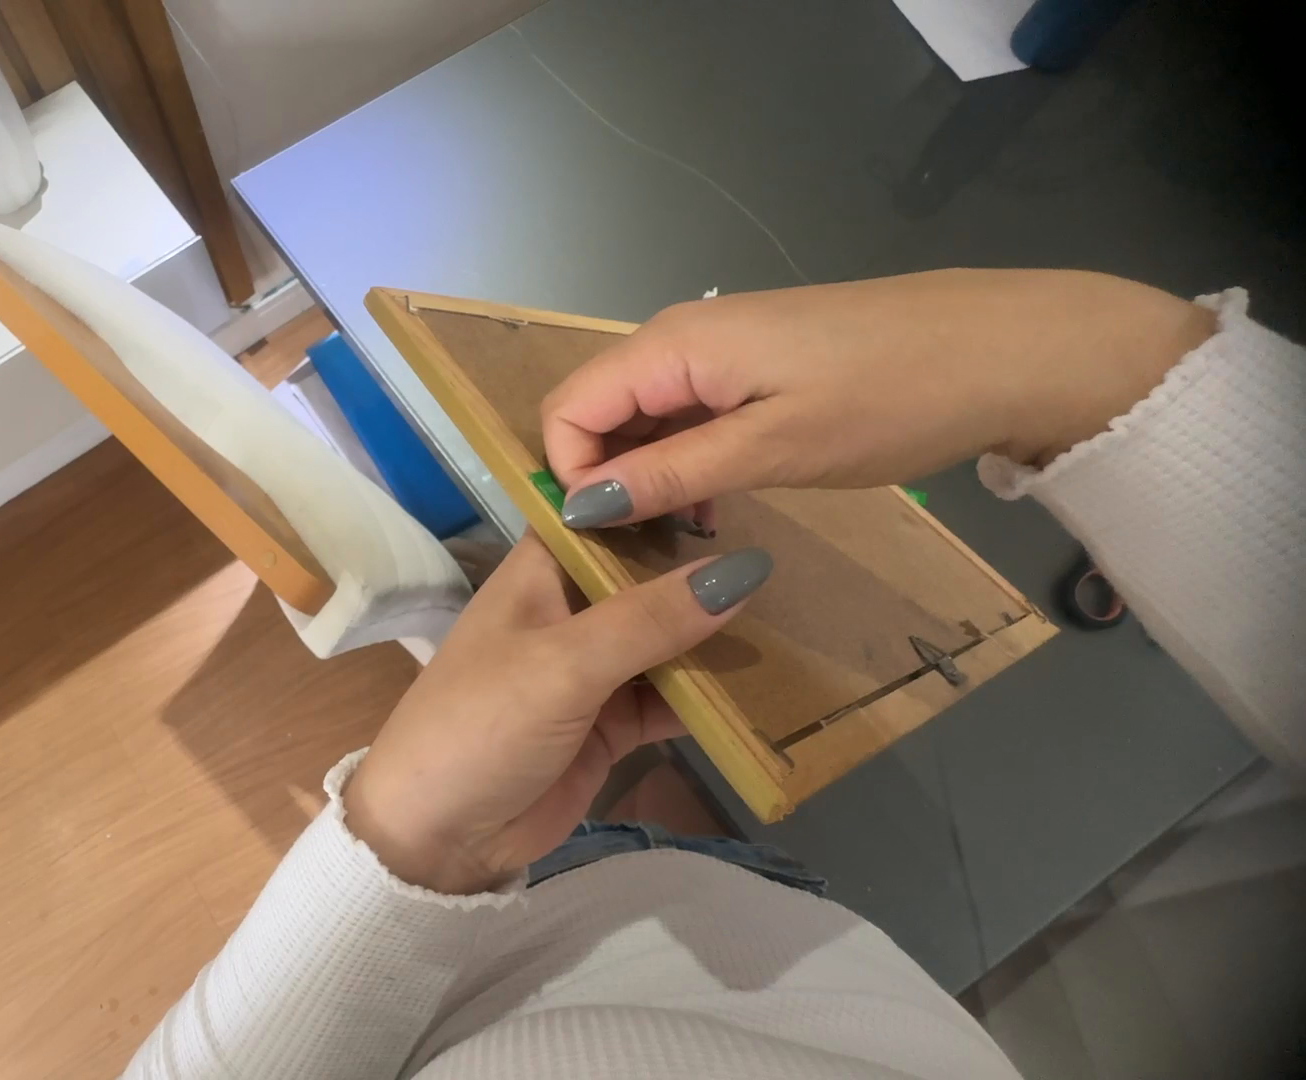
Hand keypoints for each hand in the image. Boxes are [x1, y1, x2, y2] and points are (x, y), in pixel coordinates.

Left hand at [342, 537, 771, 894]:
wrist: (438, 834)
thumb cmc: (484, 722)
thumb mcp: (564, 663)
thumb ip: (649, 619)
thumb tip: (745, 568)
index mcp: (537, 575)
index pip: (602, 519)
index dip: (658, 501)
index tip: (734, 479)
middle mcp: (565, 612)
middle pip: (643, 579)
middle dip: (703, 572)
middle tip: (798, 551)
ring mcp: (588, 671)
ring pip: (665, 641)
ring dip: (716, 638)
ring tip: (804, 615)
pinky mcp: (608, 725)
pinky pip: (669, 700)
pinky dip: (711, 698)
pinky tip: (774, 687)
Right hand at [541, 269, 1216, 526]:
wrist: (1020, 348)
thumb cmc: (893, 397)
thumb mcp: (770, 449)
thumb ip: (666, 475)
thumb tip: (580, 504)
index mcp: (669, 347)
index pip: (565, 409)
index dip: (569, 472)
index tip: (607, 531)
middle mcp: (674, 339)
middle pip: (595, 412)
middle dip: (603, 478)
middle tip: (641, 539)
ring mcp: (712, 350)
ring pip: (636, 419)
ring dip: (643, 475)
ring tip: (682, 529)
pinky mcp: (745, 366)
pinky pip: (680, 415)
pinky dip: (679, 461)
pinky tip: (712, 499)